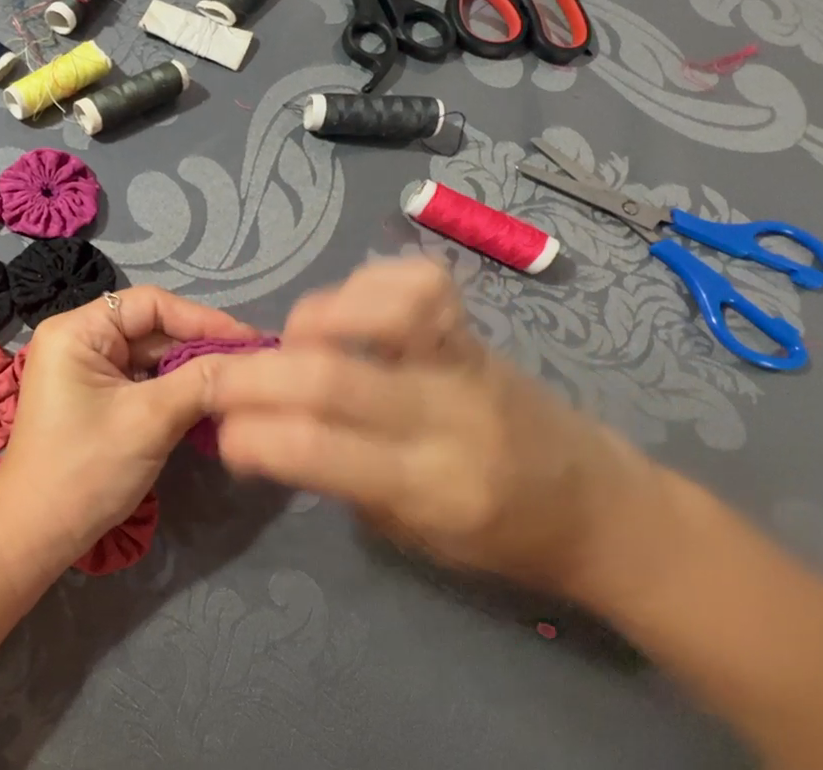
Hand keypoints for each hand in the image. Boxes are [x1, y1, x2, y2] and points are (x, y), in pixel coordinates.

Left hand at [0, 286, 256, 568]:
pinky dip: (173, 389)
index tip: (250, 342)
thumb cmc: (86, 468)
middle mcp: (75, 340)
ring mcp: (83, 370)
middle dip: (199, 345)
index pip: (148, 303)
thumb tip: (250, 359)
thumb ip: (200, 382)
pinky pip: (141, 380)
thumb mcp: (149, 420)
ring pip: (149, 356)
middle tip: (254, 365)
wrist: (39, 529)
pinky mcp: (93, 398)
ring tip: (240, 383)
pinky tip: (208, 401)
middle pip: (150, 327)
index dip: (201, 318)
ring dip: (190, 369)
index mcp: (75, 331)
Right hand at [204, 258, 662, 597]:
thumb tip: (259, 427)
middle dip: (250, 377)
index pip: (316, 451)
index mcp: (431, 489)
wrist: (606, 512)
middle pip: (331, 378)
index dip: (250, 437)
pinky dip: (365, 285)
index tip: (222, 438)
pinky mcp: (477, 333)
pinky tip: (342, 312)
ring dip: (313, 321)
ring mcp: (467, 365)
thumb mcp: (409, 534)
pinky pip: (420, 284)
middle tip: (216, 382)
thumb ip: (335, 477)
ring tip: (290, 342)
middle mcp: (450, 420)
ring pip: (387, 312)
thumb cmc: (497, 538)